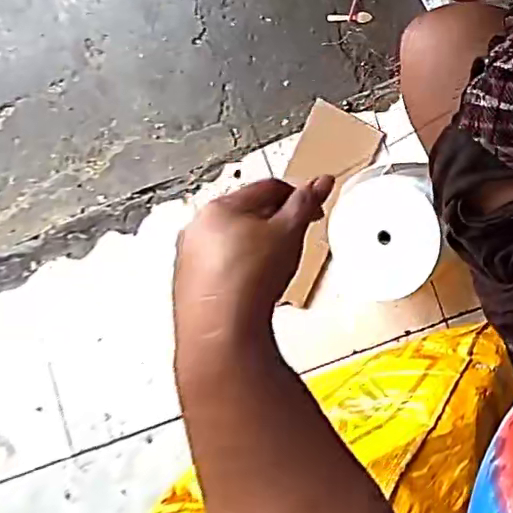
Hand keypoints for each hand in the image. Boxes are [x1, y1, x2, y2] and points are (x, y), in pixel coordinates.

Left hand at [174, 176, 332, 335]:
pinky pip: (223, 261)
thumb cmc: (250, 279)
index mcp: (220, 207)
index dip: (298, 195)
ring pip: (235, 236)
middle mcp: (198, 227)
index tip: (313, 209)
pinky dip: (243, 264)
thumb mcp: (291, 231)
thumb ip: (307, 202)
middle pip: (250, 210)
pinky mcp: (190, 280)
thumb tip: (321, 182)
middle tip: (297, 235)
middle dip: (278, 220)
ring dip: (260, 242)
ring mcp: (190, 255)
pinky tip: (257, 280)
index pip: (269, 187)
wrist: (222, 330)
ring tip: (278, 262)